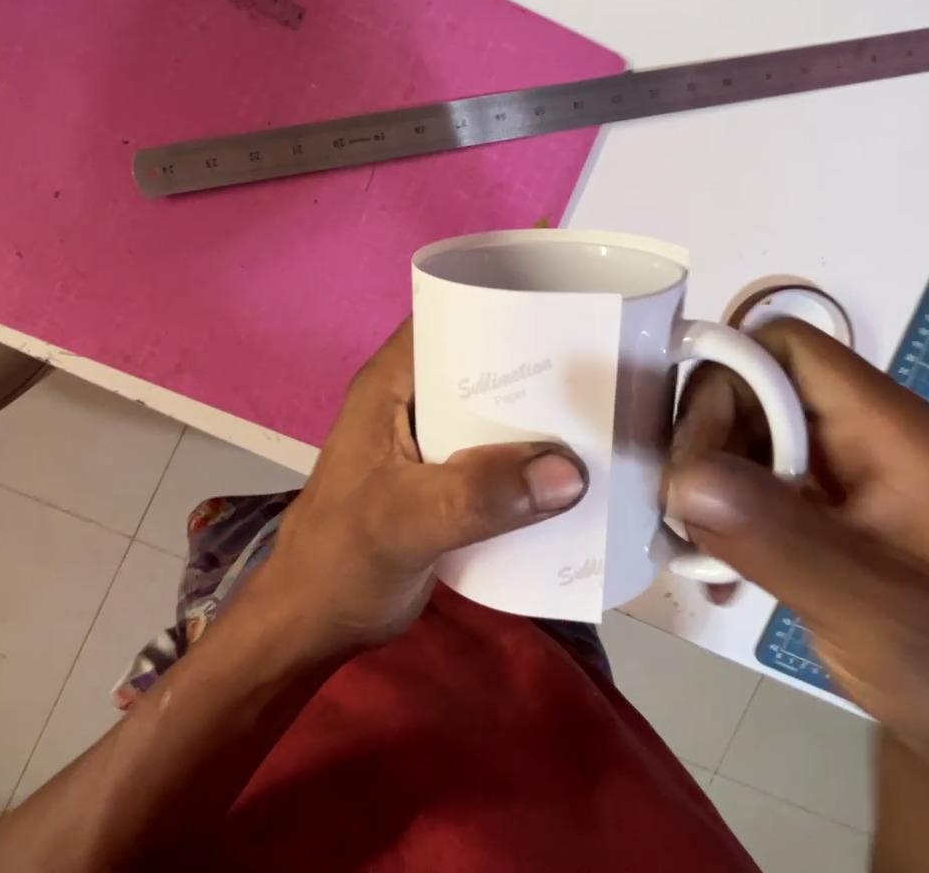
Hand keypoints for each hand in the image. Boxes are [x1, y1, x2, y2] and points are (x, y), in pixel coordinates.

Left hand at [257, 321, 588, 648]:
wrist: (314, 622)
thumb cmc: (340, 560)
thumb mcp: (404, 522)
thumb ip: (477, 496)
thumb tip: (570, 471)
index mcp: (393, 382)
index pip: (454, 314)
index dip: (510, 305)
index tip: (578, 312)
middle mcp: (414, 399)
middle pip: (486, 362)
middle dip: (543, 366)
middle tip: (614, 370)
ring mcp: (431, 442)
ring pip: (496, 412)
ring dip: (543, 419)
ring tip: (611, 417)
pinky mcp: (446, 482)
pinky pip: (499, 456)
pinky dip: (532, 462)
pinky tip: (578, 474)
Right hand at [665, 319, 928, 831]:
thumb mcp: (875, 613)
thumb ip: (779, 541)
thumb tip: (682, 475)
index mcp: (891, 431)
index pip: (788, 347)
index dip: (727, 379)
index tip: (692, 456)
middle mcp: (861, 437)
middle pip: (752, 389)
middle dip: (705, 443)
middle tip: (685, 515)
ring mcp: (840, 476)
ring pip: (741, 438)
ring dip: (704, 488)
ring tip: (700, 557)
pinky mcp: (820, 514)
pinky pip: (747, 487)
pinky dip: (718, 520)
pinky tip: (717, 577)